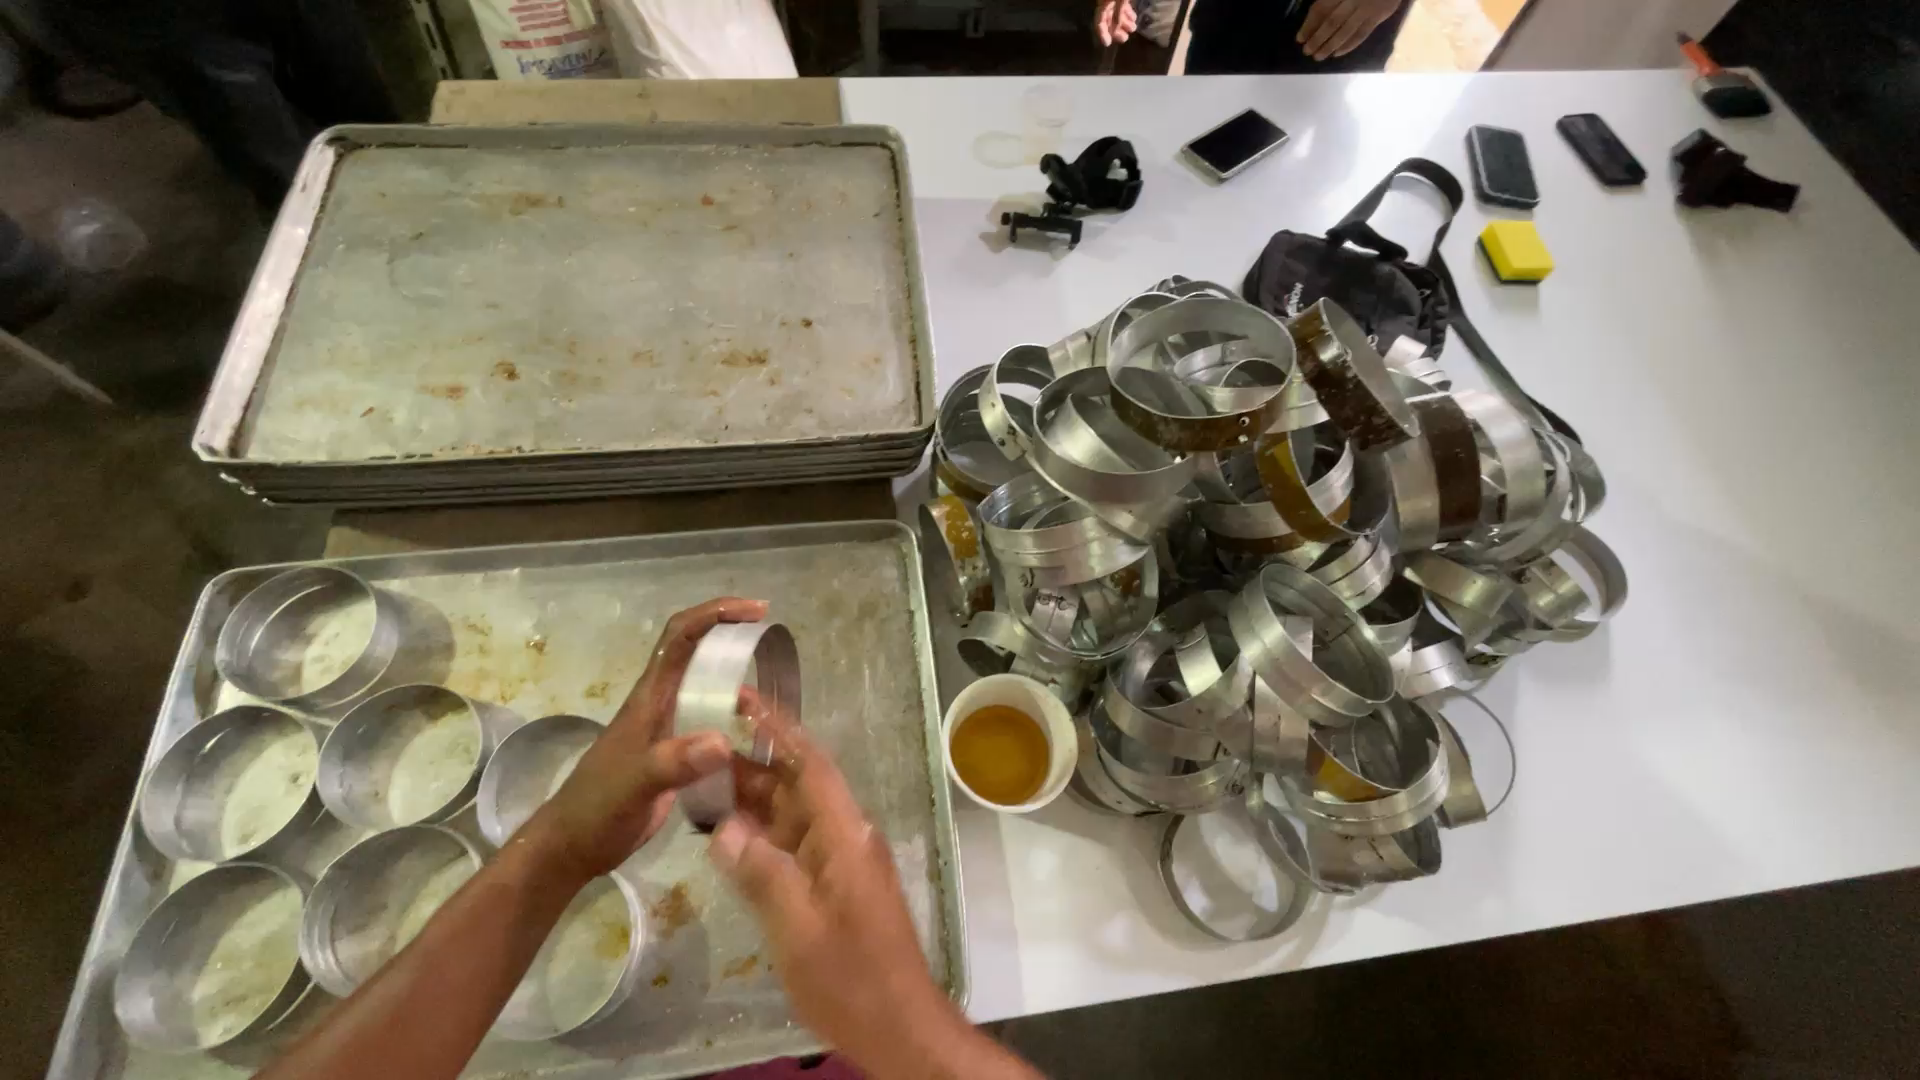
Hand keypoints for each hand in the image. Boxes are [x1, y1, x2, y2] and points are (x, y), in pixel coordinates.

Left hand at [525, 596, 768, 881]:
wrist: (573, 845)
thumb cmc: (598, 808)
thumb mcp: (636, 784)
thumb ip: (674, 762)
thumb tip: (722, 741)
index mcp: (651, 695)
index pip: (681, 635)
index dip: (716, 613)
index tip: (755, 611)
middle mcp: (660, 700)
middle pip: (695, 647)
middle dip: (729, 630)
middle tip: (767, 634)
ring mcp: (667, 724)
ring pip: (703, 680)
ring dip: (733, 667)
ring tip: (769, 676)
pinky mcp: (676, 749)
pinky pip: (709, 714)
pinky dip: (733, 708)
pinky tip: (754, 725)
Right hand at [707, 705, 951, 1073]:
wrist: (899, 1024)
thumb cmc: (851, 978)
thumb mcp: (798, 929)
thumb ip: (763, 873)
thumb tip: (725, 827)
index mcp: (844, 834)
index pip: (810, 764)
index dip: (778, 728)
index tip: (745, 700)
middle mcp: (845, 835)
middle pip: (798, 785)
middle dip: (754, 763)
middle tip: (702, 746)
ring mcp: (841, 860)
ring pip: (793, 814)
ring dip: (754, 799)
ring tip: (703, 783)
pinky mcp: (834, 884)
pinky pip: (794, 844)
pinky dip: (762, 835)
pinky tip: (728, 837)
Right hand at [1094, 0, 1136, 45]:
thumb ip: (1118, 12)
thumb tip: (1117, 26)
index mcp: (1103, 3)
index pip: (1099, 21)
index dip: (1102, 34)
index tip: (1107, 44)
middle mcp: (1107, 3)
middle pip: (1108, 20)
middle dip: (1116, 30)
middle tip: (1124, 38)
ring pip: (1117, 14)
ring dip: (1124, 23)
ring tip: (1133, 28)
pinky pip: (1123, 6)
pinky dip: (1127, 14)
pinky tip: (1133, 19)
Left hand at [1298, 0, 1402, 60]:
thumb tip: (1314, 13)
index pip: (1321, 8)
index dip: (1309, 25)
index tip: (1300, 39)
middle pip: (1332, 22)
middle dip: (1317, 39)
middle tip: (1307, 52)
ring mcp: (1368, 7)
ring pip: (1345, 30)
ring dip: (1330, 46)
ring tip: (1318, 57)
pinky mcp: (1381, 14)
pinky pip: (1362, 33)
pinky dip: (1349, 45)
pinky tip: (1337, 53)